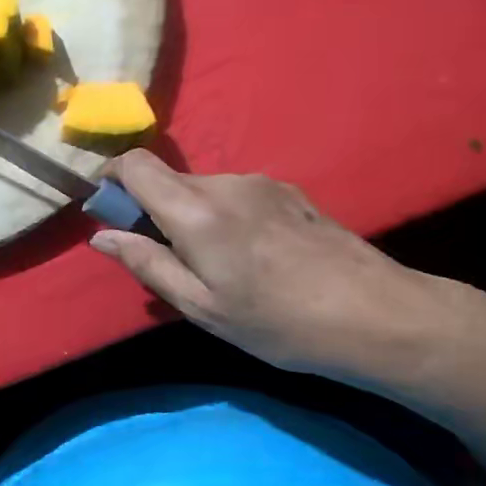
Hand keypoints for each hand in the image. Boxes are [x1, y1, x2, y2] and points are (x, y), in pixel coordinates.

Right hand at [89, 150, 447, 385]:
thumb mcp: (201, 306)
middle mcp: (225, 184)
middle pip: (167, 180)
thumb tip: (101, 236)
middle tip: (164, 258)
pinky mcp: (290, 192)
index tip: (108, 209)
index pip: (135, 165)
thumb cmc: (279, 321)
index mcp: (196, 210)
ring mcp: (262, 184)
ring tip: (215, 265)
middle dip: (150, 209)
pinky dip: (221, 216)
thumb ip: (146, 264)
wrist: (383, 317)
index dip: (111, 177)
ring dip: (189, 216)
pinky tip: (250, 257)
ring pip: (201, 190)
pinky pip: (234, 196)